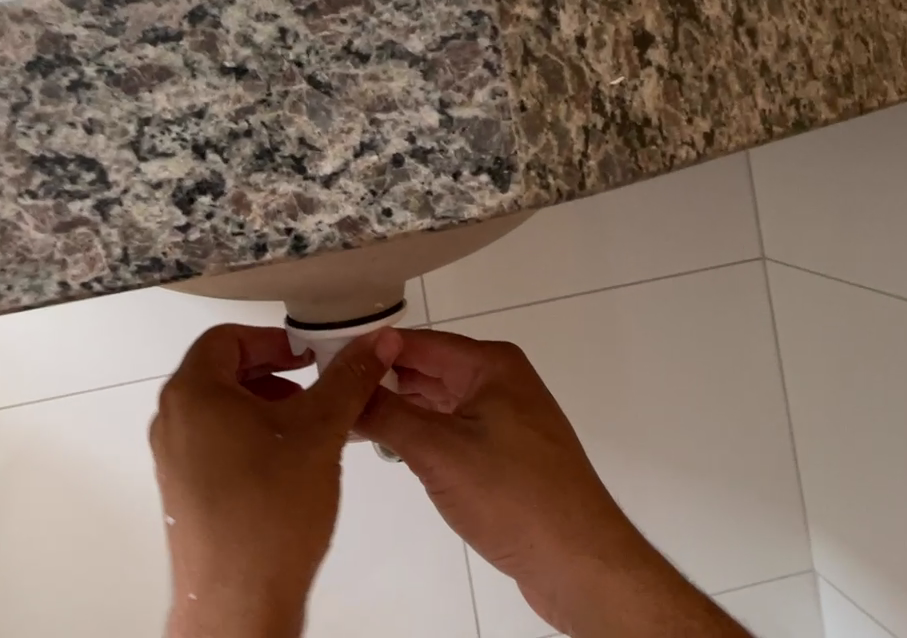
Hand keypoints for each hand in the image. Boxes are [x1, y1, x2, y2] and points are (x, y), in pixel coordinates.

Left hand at [151, 323, 399, 637]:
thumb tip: (375, 341)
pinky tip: (288, 461)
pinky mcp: (183, 491)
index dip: (273, 340)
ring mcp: (174, 458)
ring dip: (264, 403)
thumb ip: (348, 378)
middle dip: (272, 370)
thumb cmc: (270, 510)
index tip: (308, 354)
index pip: (228, 338)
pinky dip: (250, 434)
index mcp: (192, 392)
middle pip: (222, 370)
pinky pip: (215, 441)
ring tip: (307, 423)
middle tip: (312, 382)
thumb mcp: (319, 430)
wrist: (239, 605)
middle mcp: (172, 419)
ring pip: (221, 408)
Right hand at [356, 329, 746, 637]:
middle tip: (330, 396)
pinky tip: (391, 445)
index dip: (370, 351)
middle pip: (426, 368)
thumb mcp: (436, 451)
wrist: (581, 564)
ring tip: (350, 421)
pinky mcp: (508, 450)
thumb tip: (343, 388)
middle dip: (381, 382)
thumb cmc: (510, 495)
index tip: (325, 364)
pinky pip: (454, 426)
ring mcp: (506, 415)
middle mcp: (500, 379)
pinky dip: (423, 431)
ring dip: (400, 409)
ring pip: (438, 399)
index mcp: (490, 363)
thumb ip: (384, 414)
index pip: (415, 342)